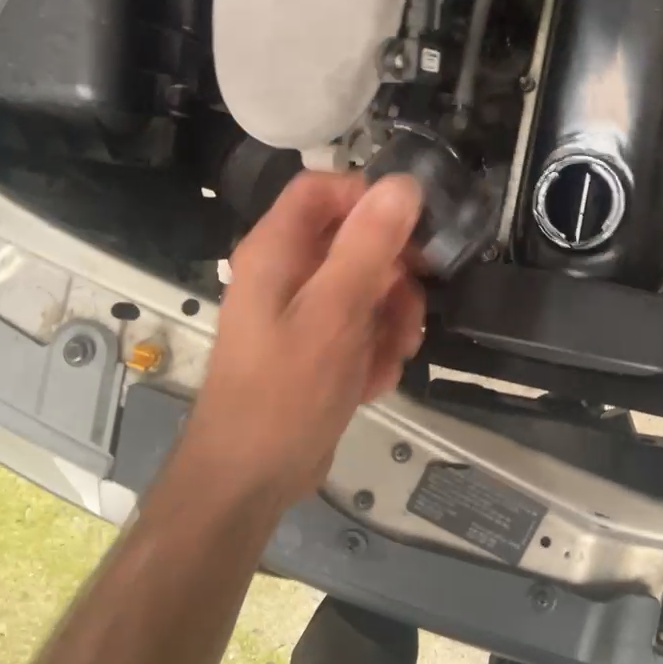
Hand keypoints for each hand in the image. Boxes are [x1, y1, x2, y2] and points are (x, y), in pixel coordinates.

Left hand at [187, 171, 425, 508]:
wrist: (251, 479)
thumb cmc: (285, 393)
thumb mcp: (334, 313)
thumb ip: (368, 246)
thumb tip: (403, 185)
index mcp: (277, 250)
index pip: (324, 189)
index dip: (369, 200)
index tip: (411, 234)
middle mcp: (288, 273)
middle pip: (356, 241)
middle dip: (393, 276)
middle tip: (410, 310)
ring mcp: (304, 312)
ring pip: (368, 287)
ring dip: (392, 319)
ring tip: (393, 355)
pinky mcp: (318, 347)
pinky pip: (362, 327)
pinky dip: (377, 349)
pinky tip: (374, 380)